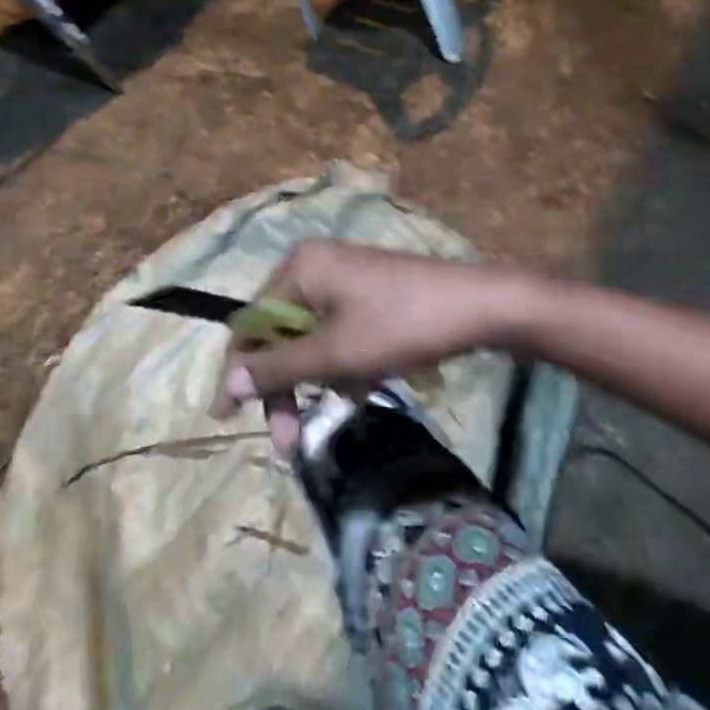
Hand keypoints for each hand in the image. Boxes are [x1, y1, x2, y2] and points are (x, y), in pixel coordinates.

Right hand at [212, 241, 535, 450]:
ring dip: (318, 381)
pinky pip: (340, 334)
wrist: (482, 306)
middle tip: (290, 442)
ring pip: (312, 340)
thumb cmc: (402, 325)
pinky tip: (363, 389)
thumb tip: (228, 383)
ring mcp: (346, 279)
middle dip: (285, 388)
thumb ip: (278, 368)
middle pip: (281, 335)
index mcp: (299, 269)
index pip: (251, 324)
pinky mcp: (370, 295)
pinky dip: (344, 364)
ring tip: (338, 412)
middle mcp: (316, 267)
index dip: (240, 372)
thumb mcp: (336, 354)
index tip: (227, 418)